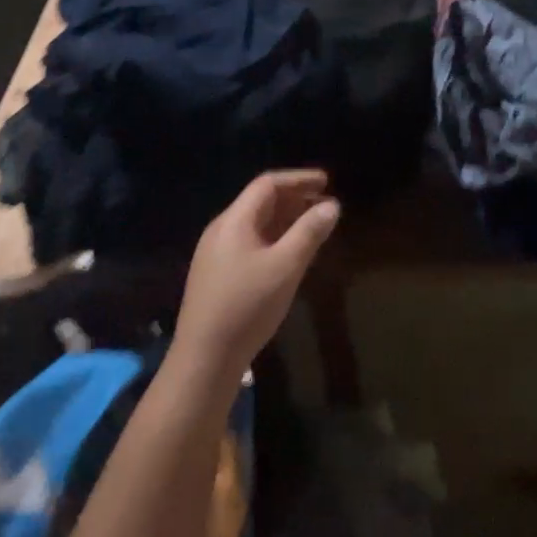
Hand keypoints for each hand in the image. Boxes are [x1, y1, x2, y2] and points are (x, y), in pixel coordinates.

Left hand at [172, 170, 340, 380]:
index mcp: (234, 220)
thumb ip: (309, 233)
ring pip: (255, 225)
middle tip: (325, 205)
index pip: (267, 185)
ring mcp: (215, 253)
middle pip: (260, 202)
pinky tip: (290, 255)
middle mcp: (221, 230)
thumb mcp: (285, 267)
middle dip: (294, 200)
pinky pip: (249, 243)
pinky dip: (274, 239)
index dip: (298, 179)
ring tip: (314, 227)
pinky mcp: (216, 275)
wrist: (205, 356)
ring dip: (285, 221)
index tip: (326, 182)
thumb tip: (331, 205)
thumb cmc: (247, 306)